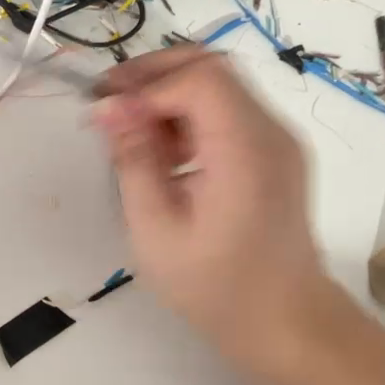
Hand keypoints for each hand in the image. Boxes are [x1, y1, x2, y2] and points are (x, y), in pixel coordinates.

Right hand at [93, 48, 330, 349]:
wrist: (283, 320)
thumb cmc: (212, 283)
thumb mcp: (154, 226)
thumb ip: (133, 159)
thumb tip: (106, 107)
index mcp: (246, 152)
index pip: (198, 80)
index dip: (143, 87)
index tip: (101, 114)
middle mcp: (271, 133)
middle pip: (211, 65)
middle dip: (150, 75)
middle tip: (105, 106)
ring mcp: (276, 139)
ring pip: (216, 82)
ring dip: (164, 94)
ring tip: (129, 136)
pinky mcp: (270, 151)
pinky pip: (224, 108)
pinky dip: (183, 114)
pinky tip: (161, 152)